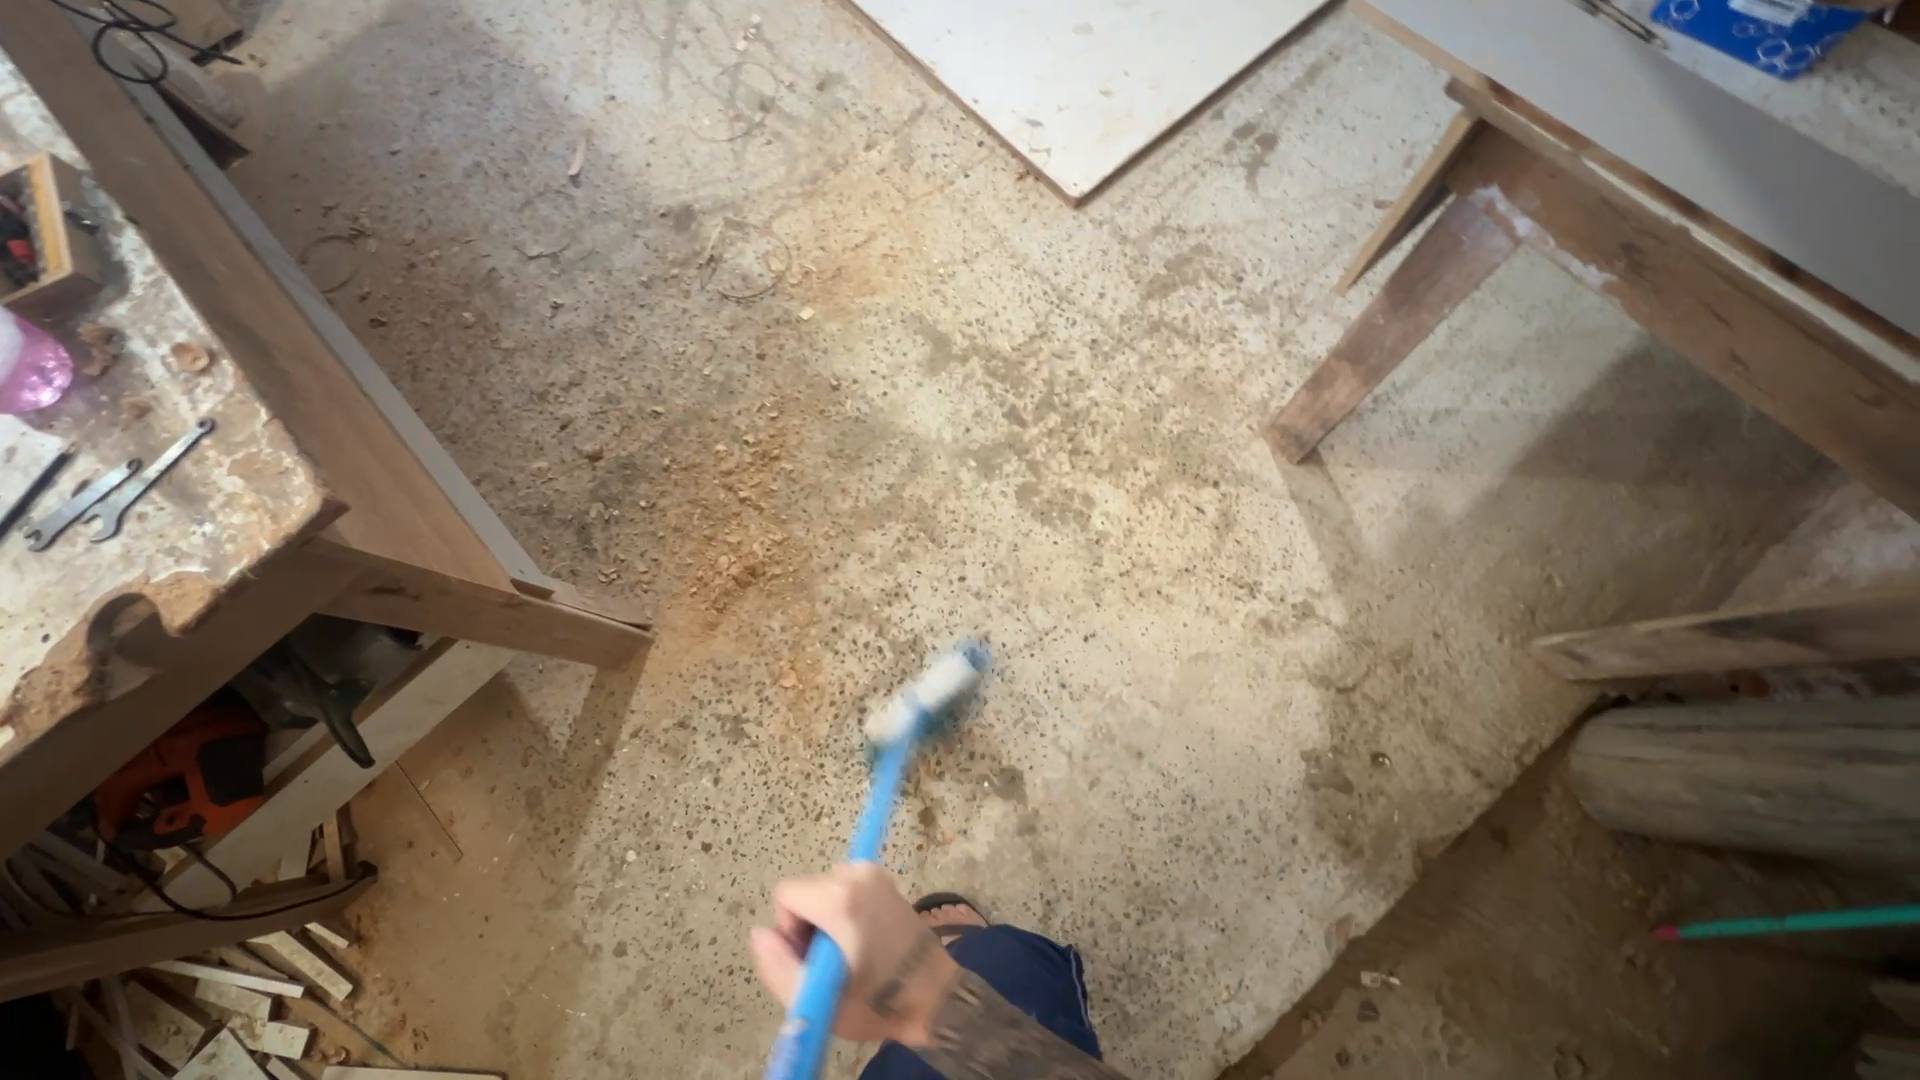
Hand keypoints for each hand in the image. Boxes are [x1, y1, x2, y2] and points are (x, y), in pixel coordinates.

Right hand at [750, 863, 959, 1045]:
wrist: (933, 995)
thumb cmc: (876, 1002)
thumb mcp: (818, 999)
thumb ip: (778, 966)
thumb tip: (761, 933)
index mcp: (840, 898)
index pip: (786, 895)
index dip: (790, 929)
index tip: (810, 957)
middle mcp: (857, 874)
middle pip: (806, 891)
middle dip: (808, 924)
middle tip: (831, 960)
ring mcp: (874, 873)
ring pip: (824, 889)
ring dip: (826, 917)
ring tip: (847, 951)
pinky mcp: (885, 879)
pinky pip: (846, 887)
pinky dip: (844, 909)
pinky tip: (861, 938)